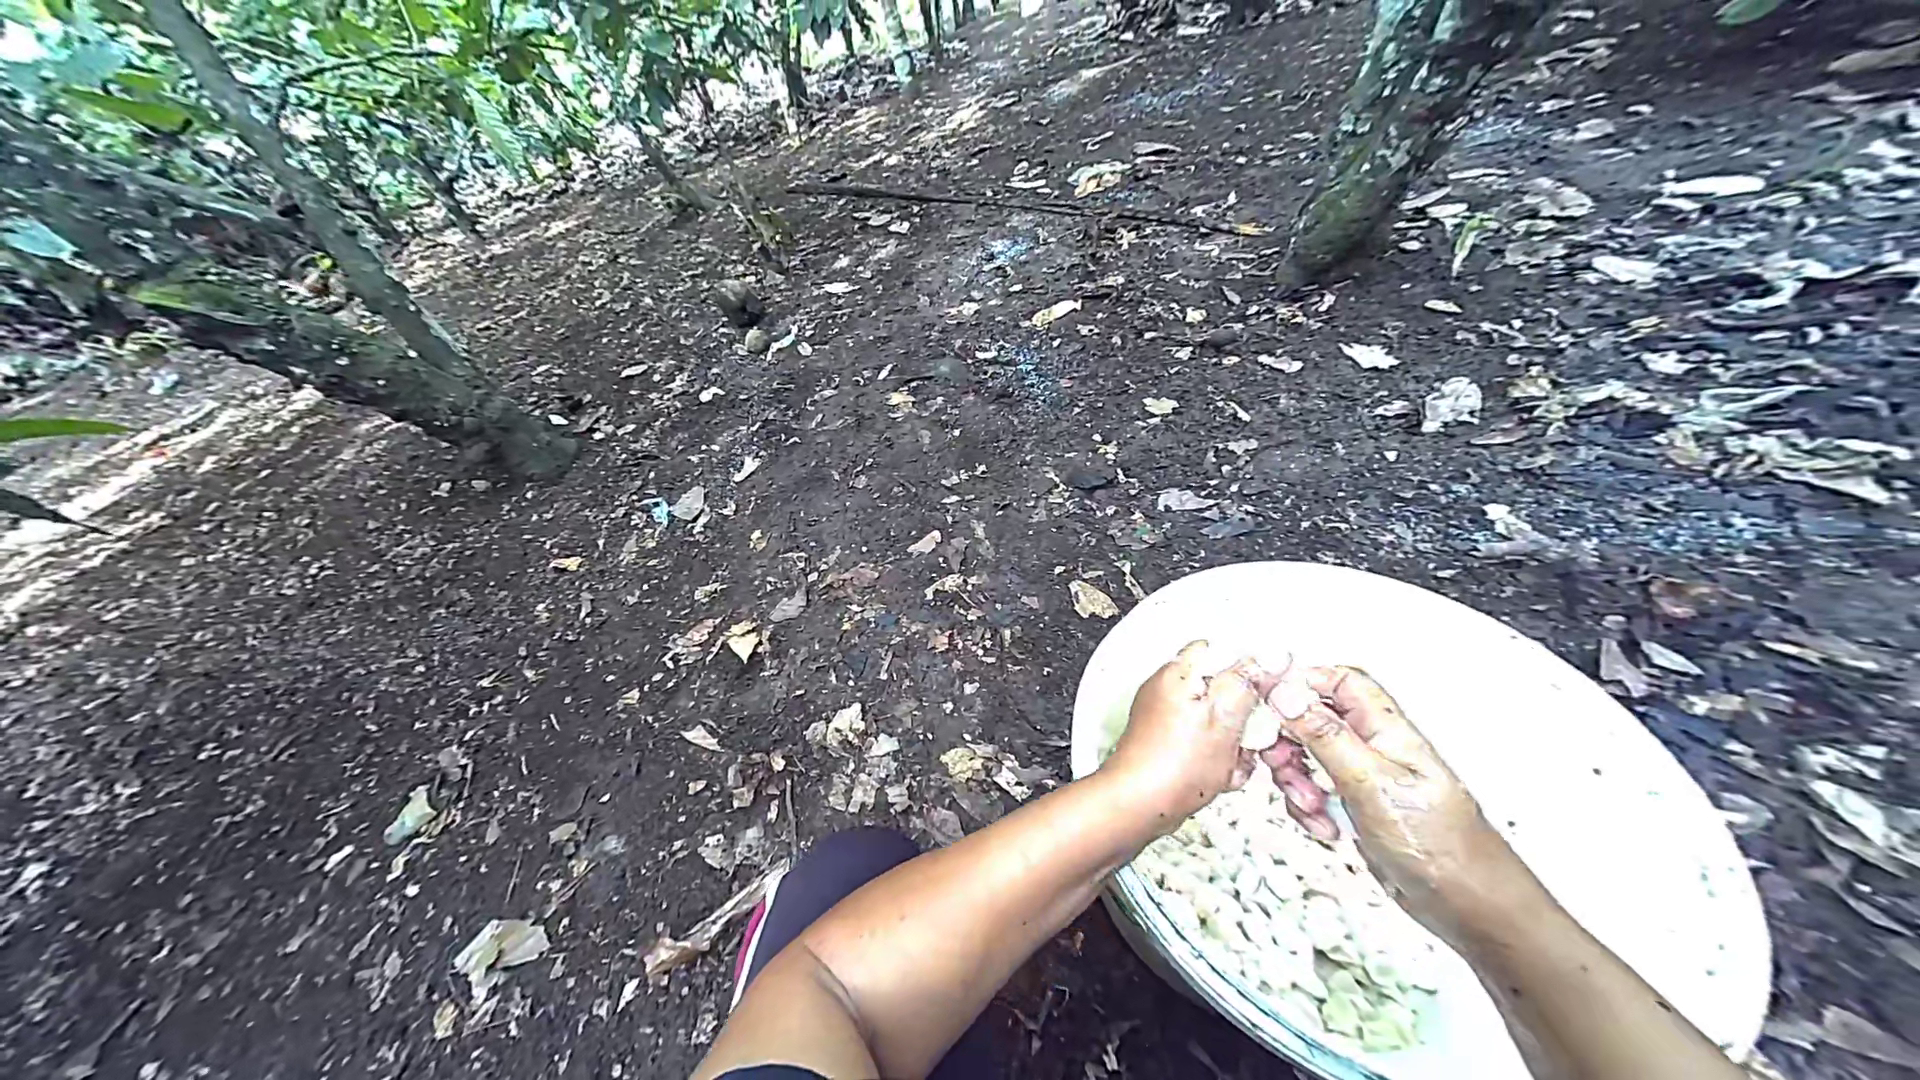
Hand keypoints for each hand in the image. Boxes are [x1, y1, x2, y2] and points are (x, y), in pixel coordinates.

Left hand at [1103, 641, 1275, 825]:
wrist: (1138, 805)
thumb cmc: (1173, 765)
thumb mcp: (1224, 718)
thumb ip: (1246, 682)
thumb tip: (1270, 657)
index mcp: (1177, 673)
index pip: (1220, 651)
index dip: (1247, 669)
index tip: (1263, 693)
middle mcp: (1166, 689)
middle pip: (1221, 689)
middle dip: (1241, 716)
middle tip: (1243, 737)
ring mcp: (1164, 716)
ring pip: (1216, 720)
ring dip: (1231, 743)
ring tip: (1227, 762)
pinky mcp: (1166, 741)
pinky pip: (1203, 742)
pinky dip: (1216, 759)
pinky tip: (1217, 775)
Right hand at [1268, 665, 1533, 940]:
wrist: (1470, 913)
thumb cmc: (1443, 851)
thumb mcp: (1372, 785)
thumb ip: (1326, 735)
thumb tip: (1287, 693)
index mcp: (1387, 730)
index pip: (1338, 681)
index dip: (1300, 683)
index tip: (1268, 701)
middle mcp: (1373, 747)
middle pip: (1312, 717)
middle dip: (1288, 740)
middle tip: (1281, 762)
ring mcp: (1361, 776)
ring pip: (1305, 755)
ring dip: (1294, 779)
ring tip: (1310, 804)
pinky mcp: (1351, 804)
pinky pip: (1310, 790)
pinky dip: (1305, 806)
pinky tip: (1323, 824)